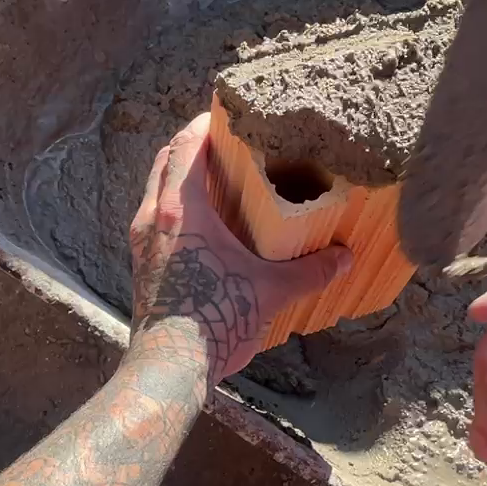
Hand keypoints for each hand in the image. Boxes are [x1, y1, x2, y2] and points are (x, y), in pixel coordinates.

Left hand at [128, 114, 349, 387]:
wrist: (169, 368)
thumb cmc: (213, 321)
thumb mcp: (269, 292)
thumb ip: (310, 272)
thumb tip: (344, 259)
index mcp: (181, 211)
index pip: (187, 145)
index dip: (206, 124)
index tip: (228, 118)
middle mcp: (153, 220)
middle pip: (166, 163)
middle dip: (193, 149)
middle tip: (227, 149)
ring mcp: (143, 245)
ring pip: (157, 194)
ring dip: (183, 182)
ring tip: (219, 187)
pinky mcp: (142, 268)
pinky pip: (157, 224)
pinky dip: (177, 214)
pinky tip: (206, 233)